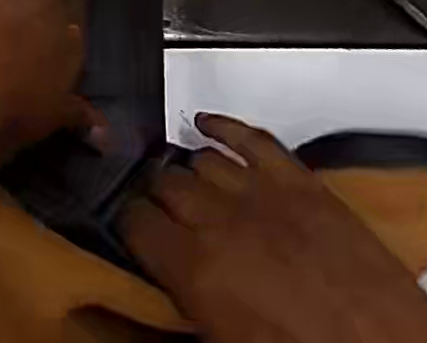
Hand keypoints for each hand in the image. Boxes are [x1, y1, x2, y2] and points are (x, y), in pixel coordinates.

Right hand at [123, 114, 426, 342]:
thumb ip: (189, 302)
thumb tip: (171, 283)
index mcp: (198, 270)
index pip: (137, 222)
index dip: (128, 223)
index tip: (132, 228)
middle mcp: (222, 221)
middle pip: (166, 183)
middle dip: (156, 196)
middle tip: (158, 210)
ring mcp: (262, 193)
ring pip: (202, 159)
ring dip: (188, 171)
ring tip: (184, 182)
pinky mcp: (298, 180)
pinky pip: (249, 137)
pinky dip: (224, 126)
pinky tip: (208, 125)